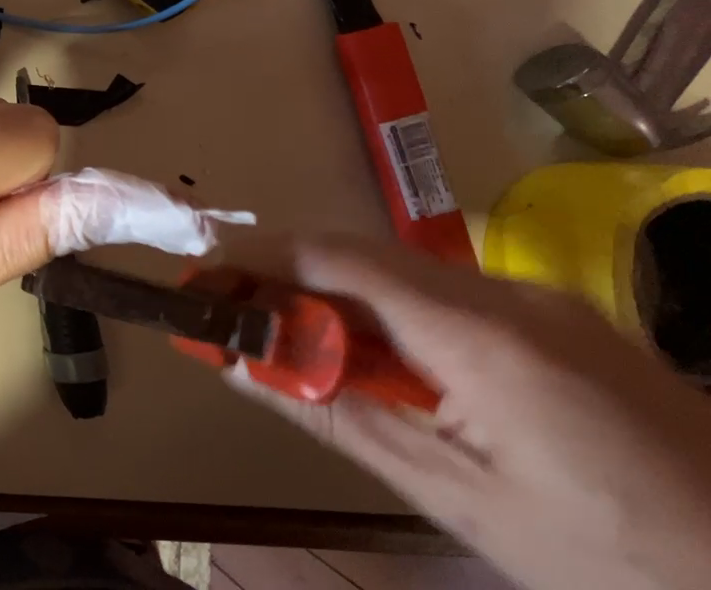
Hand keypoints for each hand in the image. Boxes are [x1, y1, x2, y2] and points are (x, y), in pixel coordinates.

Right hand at [222, 233, 710, 589]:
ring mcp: (546, 304)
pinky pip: (447, 294)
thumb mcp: (452, 492)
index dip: (253, 260)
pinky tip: (376, 360)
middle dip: (281, 274)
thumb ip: (333, 414)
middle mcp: (511, 295)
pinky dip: (386, 311)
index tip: (197, 281)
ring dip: (331, 295)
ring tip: (286, 341)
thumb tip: (232, 363)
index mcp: (481, 335)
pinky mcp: (566, 323)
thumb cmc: (611, 554)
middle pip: (362, 254)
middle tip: (225, 312)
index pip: (334, 259)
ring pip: (402, 271)